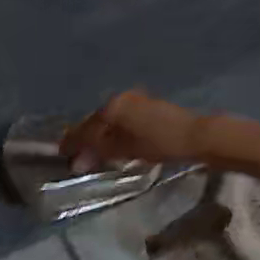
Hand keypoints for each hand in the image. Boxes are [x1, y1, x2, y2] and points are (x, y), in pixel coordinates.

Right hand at [60, 90, 207, 168]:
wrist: (197, 136)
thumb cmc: (159, 143)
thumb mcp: (124, 149)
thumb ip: (98, 152)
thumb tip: (76, 160)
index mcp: (112, 106)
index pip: (85, 127)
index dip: (73, 142)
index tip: (62, 154)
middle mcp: (121, 99)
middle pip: (97, 122)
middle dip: (86, 140)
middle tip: (77, 158)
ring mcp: (136, 101)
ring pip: (110, 121)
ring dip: (101, 137)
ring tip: (95, 155)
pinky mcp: (149, 108)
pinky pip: (123, 121)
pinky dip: (115, 133)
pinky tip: (115, 145)